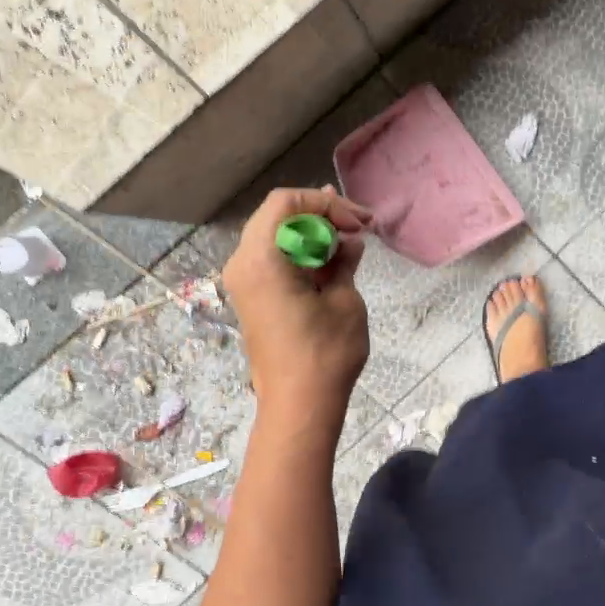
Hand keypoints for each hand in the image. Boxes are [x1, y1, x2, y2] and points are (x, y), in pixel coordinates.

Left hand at [223, 187, 372, 428]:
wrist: (300, 401)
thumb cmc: (327, 352)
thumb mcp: (345, 300)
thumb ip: (343, 262)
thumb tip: (349, 241)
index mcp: (262, 259)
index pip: (287, 204)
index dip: (327, 204)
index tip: (360, 224)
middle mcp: (244, 262)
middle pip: (279, 216)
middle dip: (322, 215)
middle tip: (360, 229)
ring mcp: (245, 280)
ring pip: (277, 236)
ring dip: (314, 234)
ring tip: (351, 244)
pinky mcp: (254, 295)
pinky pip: (275, 258)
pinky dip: (303, 253)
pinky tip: (333, 261)